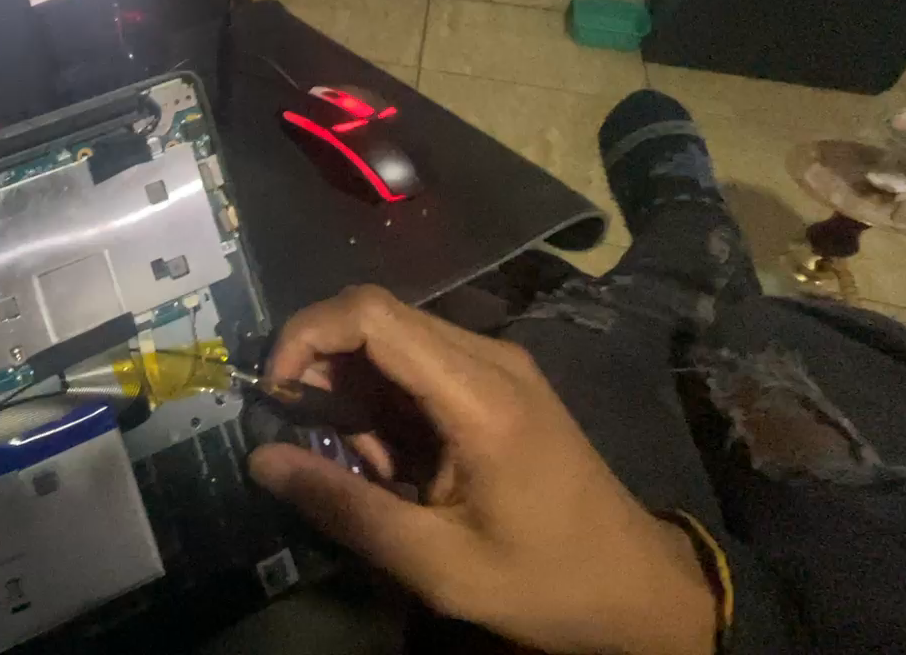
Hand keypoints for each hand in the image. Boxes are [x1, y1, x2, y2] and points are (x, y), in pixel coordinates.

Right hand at [248, 285, 716, 654]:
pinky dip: (379, 392)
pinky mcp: (493, 373)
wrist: (645, 592)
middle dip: (319, 361)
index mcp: (478, 394)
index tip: (278, 390)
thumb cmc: (546, 582)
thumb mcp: (437, 564)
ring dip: (349, 382)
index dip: (307, 334)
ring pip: (386, 332)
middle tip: (308, 427)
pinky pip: (411, 355)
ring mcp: (494, 359)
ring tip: (364, 456)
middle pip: (371, 314)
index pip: (370, 313)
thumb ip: (343, 507)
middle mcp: (486, 355)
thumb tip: (260, 459)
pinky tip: (392, 449)